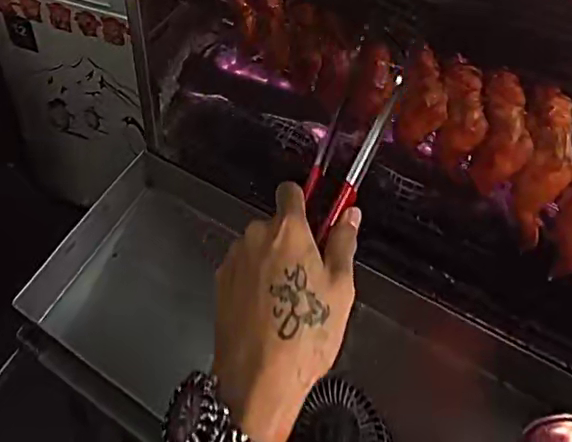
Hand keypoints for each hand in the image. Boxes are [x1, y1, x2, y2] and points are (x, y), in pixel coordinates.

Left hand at [213, 182, 358, 441]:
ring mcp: (236, 256)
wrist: (257, 380)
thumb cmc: (303, 335)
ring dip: (271, 261)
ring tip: (287, 300)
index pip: (291, 190)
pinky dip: (253, 280)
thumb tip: (350, 214)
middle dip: (291, 241)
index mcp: (289, 229)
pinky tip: (266, 310)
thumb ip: (343, 242)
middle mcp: (257, 234)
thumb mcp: (340, 289)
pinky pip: (243, 267)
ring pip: (259, 247)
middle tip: (309, 274)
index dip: (304, 201)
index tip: (315, 217)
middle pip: (276, 224)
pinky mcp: (221, 279)